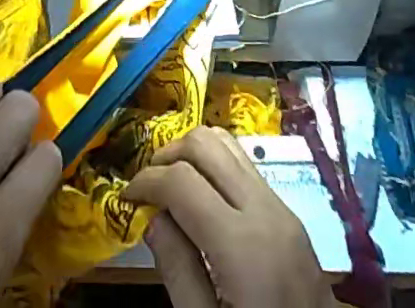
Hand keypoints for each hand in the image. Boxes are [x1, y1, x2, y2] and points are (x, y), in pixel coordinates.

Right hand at [124, 126, 336, 307]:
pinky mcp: (288, 212)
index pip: (182, 180)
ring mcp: (281, 206)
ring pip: (228, 143)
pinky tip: (199, 194)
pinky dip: (213, 164)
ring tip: (170, 185)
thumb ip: (178, 270)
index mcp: (241, 244)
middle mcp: (264, 210)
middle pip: (206, 144)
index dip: (146, 180)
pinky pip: (244, 165)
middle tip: (147, 186)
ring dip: (191, 153)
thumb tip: (153, 217)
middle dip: (167, 155)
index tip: (125, 198)